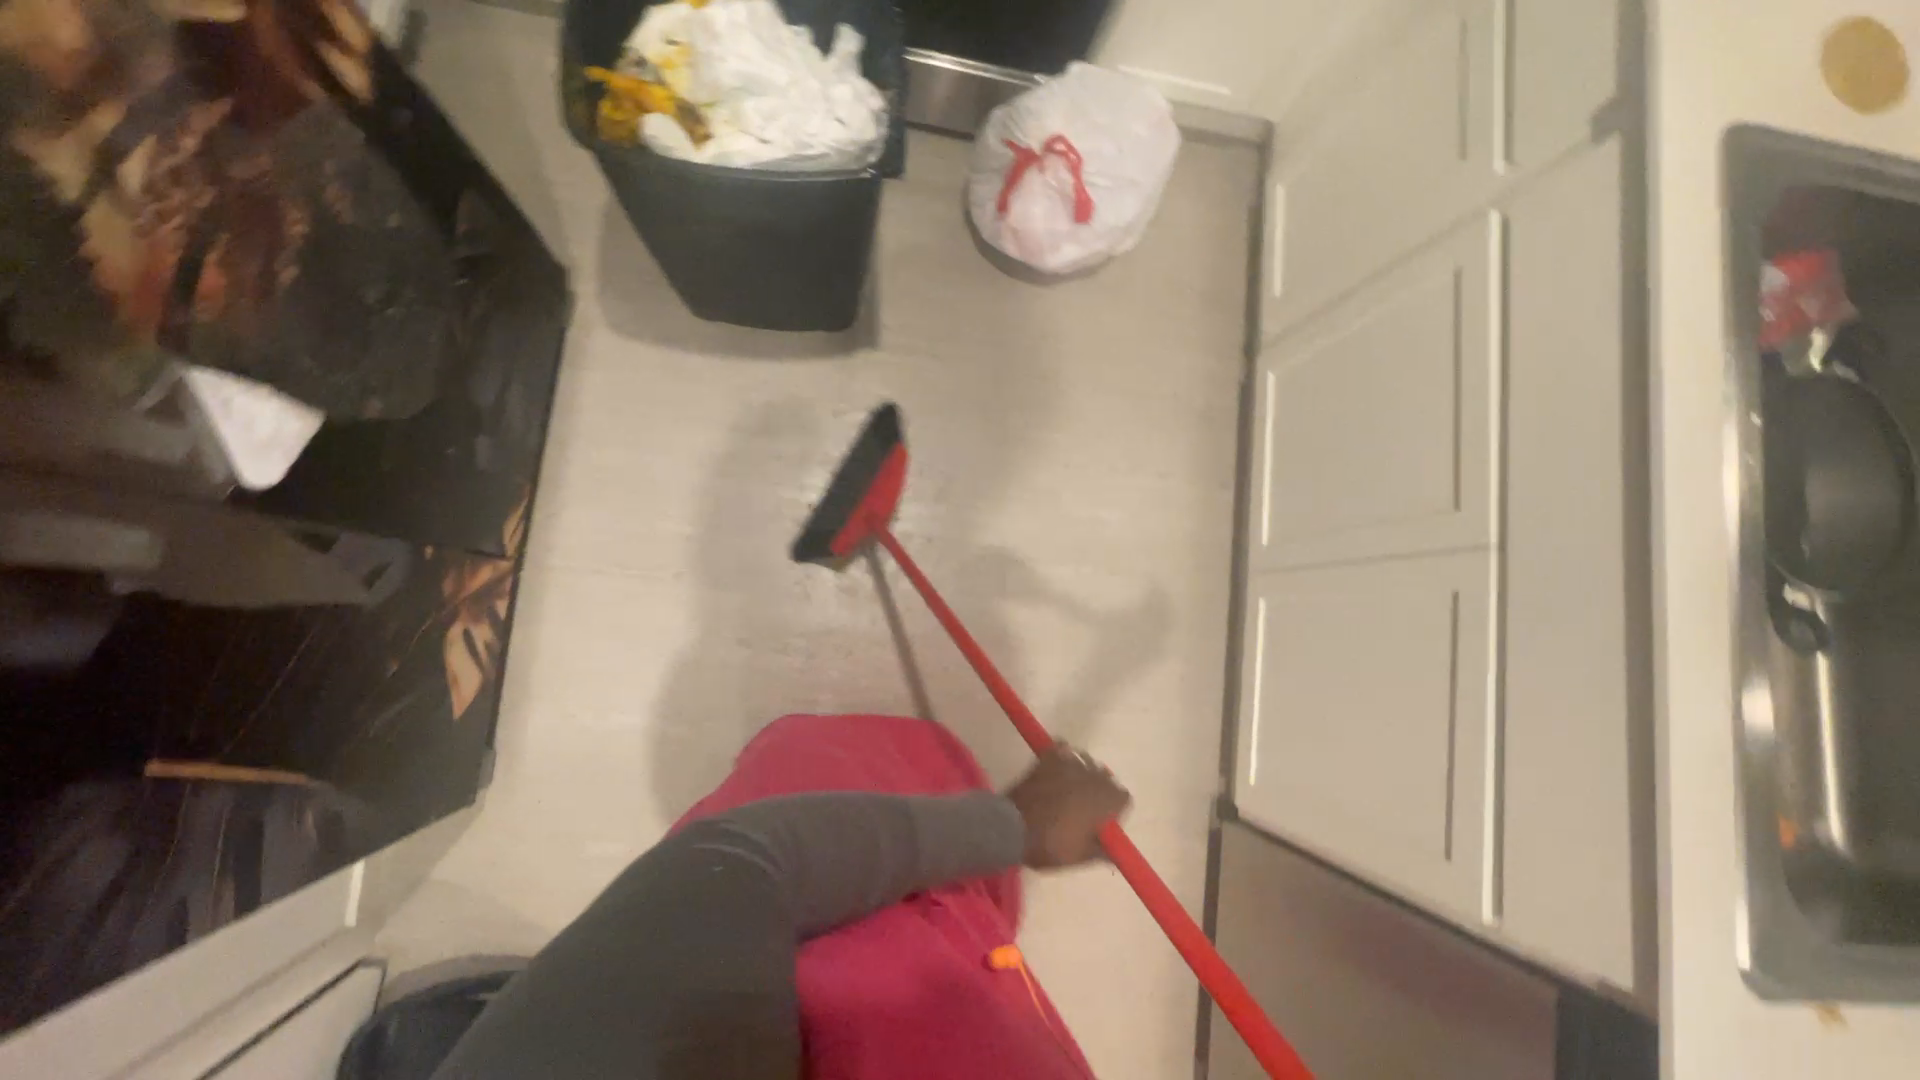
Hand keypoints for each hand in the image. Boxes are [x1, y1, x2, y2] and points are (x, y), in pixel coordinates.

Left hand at [1003, 744, 1130, 868]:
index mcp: (1103, 801)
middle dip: (1099, 789)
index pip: (1124, 798)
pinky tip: (1056, 768)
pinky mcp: (1048, 758)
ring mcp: (1069, 764)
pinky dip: (1063, 755)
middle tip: (1083, 807)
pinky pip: (1062, 748)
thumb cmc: (1049, 845)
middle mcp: (1092, 778)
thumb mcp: (1079, 857)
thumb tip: (1114, 854)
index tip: (1103, 821)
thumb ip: (1101, 852)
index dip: (1115, 809)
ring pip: (1086, 761)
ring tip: (1068, 788)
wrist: (1011, 827)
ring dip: (1082, 772)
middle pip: (1106, 777)